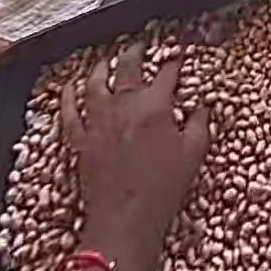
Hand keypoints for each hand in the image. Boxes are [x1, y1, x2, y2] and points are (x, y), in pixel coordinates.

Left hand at [61, 41, 209, 270]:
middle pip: (128, 67)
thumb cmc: (164, 188)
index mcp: (155, 106)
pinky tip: (72, 86)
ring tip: (108, 59)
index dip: (175, 59)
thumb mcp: (195, 151)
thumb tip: (200, 106)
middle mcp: (125, 107)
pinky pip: (70, 112)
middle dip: (137, 52)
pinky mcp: (81, 141)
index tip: (180, 53)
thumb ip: (200, 121)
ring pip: (96, 82)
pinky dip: (69, 96)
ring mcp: (99, 122)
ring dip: (103, 66)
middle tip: (142, 46)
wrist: (125, 224)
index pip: (167, 71)